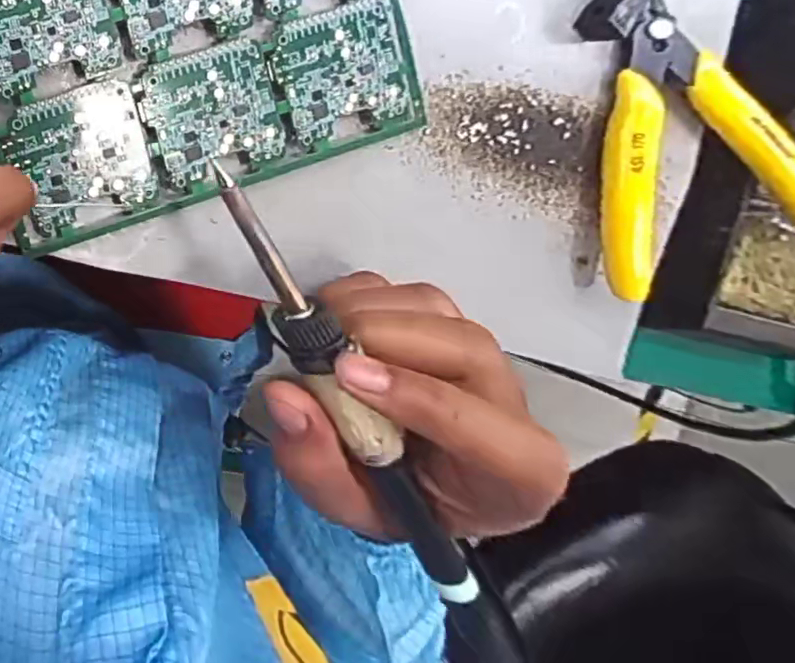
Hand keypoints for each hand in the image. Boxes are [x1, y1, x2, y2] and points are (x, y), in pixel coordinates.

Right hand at [260, 273, 569, 538]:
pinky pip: (402, 290)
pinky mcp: (441, 321)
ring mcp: (477, 354)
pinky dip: (355, 295)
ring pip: (432, 307)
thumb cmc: (383, 496)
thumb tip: (283, 393)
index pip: (484, 428)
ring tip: (316, 335)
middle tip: (316, 349)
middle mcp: (507, 404)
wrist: (398, 476)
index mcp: (511, 473)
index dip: (413, 394)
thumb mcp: (345, 503)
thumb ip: (315, 461)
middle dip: (379, 337)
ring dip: (361, 310)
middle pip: (462, 346)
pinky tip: (328, 321)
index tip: (344, 375)